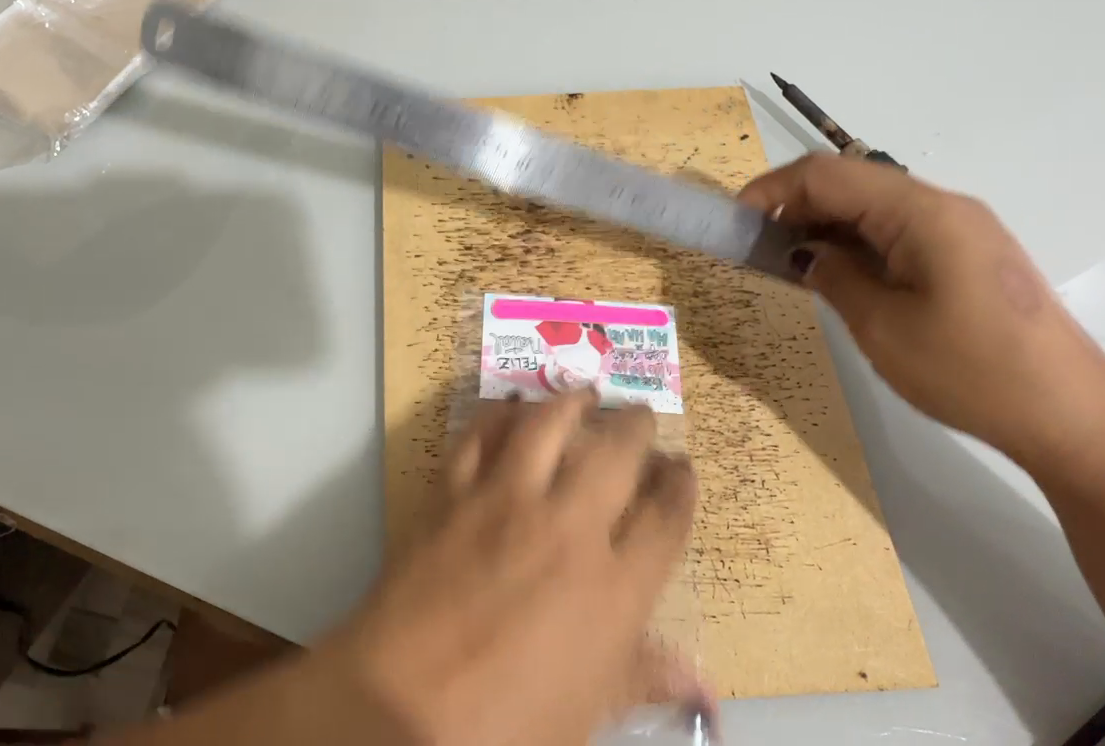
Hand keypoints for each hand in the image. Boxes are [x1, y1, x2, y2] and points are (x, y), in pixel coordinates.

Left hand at [327, 391, 701, 745]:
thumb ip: (642, 678)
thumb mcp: (587, 711)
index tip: (682, 466)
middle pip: (615, 455)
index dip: (680, 486)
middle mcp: (567, 528)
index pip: (665, 519)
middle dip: (636, 428)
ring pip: (548, 427)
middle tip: (640, 414)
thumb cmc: (506, 724)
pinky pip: (478, 436)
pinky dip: (496, 414)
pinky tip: (507, 406)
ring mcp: (506, 502)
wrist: (402, 706)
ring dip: (570, 403)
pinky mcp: (452, 494)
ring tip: (583, 392)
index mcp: (614, 589)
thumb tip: (701, 683)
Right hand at [739, 154, 1104, 459]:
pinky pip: (898, 229)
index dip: (774, 189)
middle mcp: (944, 206)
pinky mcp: (969, 255)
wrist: (1073, 418)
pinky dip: (857, 241)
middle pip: (852, 181)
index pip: (829, 174)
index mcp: (922, 212)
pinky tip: (836, 272)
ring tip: (787, 261)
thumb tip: (804, 252)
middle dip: (796, 204)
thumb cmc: (971, 371)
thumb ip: (834, 276)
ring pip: (874, 205)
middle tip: (756, 245)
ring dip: (826, 223)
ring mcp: (961, 229)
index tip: (736, 221)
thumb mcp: (882, 327)